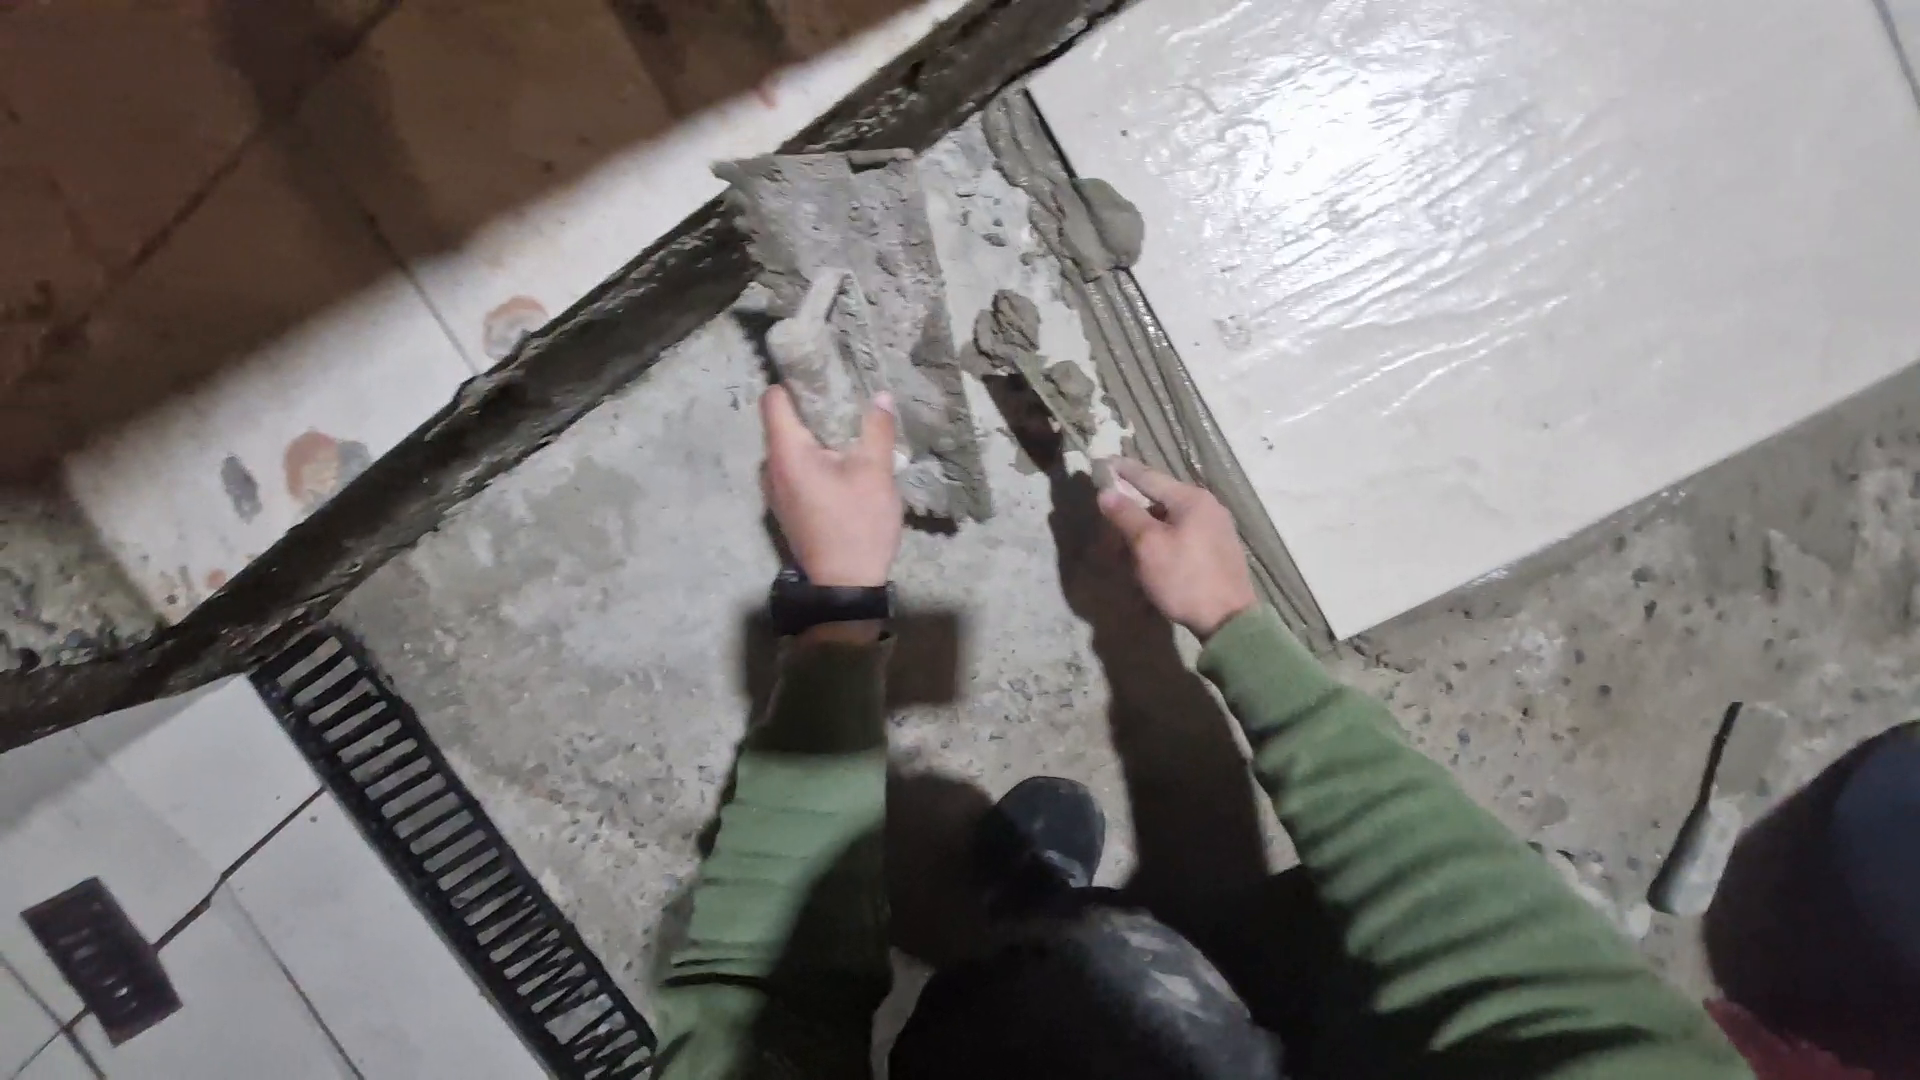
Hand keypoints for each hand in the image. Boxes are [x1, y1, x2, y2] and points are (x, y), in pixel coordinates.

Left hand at [760, 384, 902, 586]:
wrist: (844, 585)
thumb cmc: (857, 523)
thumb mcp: (875, 472)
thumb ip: (876, 429)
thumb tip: (881, 396)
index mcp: (786, 452)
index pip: (773, 399)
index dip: (795, 382)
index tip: (824, 377)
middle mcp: (771, 469)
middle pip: (782, 424)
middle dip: (813, 411)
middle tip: (848, 405)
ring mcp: (775, 493)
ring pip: (790, 450)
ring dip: (816, 440)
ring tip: (850, 437)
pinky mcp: (787, 509)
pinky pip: (794, 472)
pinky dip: (814, 463)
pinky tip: (844, 469)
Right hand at [1096, 459, 1257, 638]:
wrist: (1228, 619)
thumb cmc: (1184, 578)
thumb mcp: (1148, 545)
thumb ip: (1126, 515)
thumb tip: (1106, 492)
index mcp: (1191, 499)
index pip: (1149, 477)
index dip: (1123, 471)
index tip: (1104, 462)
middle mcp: (1207, 507)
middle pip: (1159, 501)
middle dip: (1131, 514)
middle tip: (1109, 528)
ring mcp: (1216, 528)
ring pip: (1169, 522)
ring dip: (1145, 534)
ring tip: (1126, 555)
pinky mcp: (1218, 550)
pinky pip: (1181, 537)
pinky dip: (1161, 544)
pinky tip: (1150, 563)